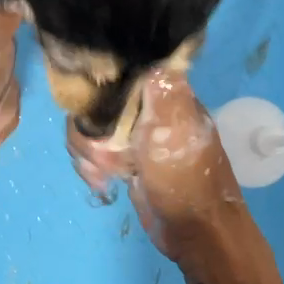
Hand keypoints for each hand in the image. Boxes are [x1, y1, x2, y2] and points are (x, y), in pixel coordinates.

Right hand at [68, 71, 243, 262]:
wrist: (193, 232)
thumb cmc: (185, 178)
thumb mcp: (175, 128)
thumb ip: (162, 89)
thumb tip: (154, 51)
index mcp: (166, 95)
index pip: (121, 74)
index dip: (101, 90)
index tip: (96, 111)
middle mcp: (149, 111)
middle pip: (98, 103)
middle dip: (90, 132)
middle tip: (103, 156)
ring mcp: (135, 137)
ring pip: (91, 130)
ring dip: (89, 154)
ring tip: (105, 173)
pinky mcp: (124, 161)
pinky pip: (93, 153)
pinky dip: (92, 167)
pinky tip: (103, 182)